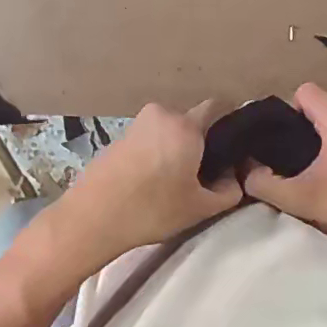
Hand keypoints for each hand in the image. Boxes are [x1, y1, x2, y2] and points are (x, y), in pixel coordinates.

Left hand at [43, 101, 243, 266]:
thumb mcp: (200, 208)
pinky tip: (151, 183)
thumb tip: (234, 177)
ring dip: (176, 150)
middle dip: (202, 143)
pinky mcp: (117, 139)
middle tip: (204, 175)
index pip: (220, 107)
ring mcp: (135, 125)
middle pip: (192, 122)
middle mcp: (160, 115)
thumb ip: (229, 190)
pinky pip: (148, 140)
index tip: (232, 153)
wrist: (91, 218)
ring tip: (175, 183)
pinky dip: (155, 155)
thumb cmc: (151, 210)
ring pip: (168, 132)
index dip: (231, 127)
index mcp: (185, 125)